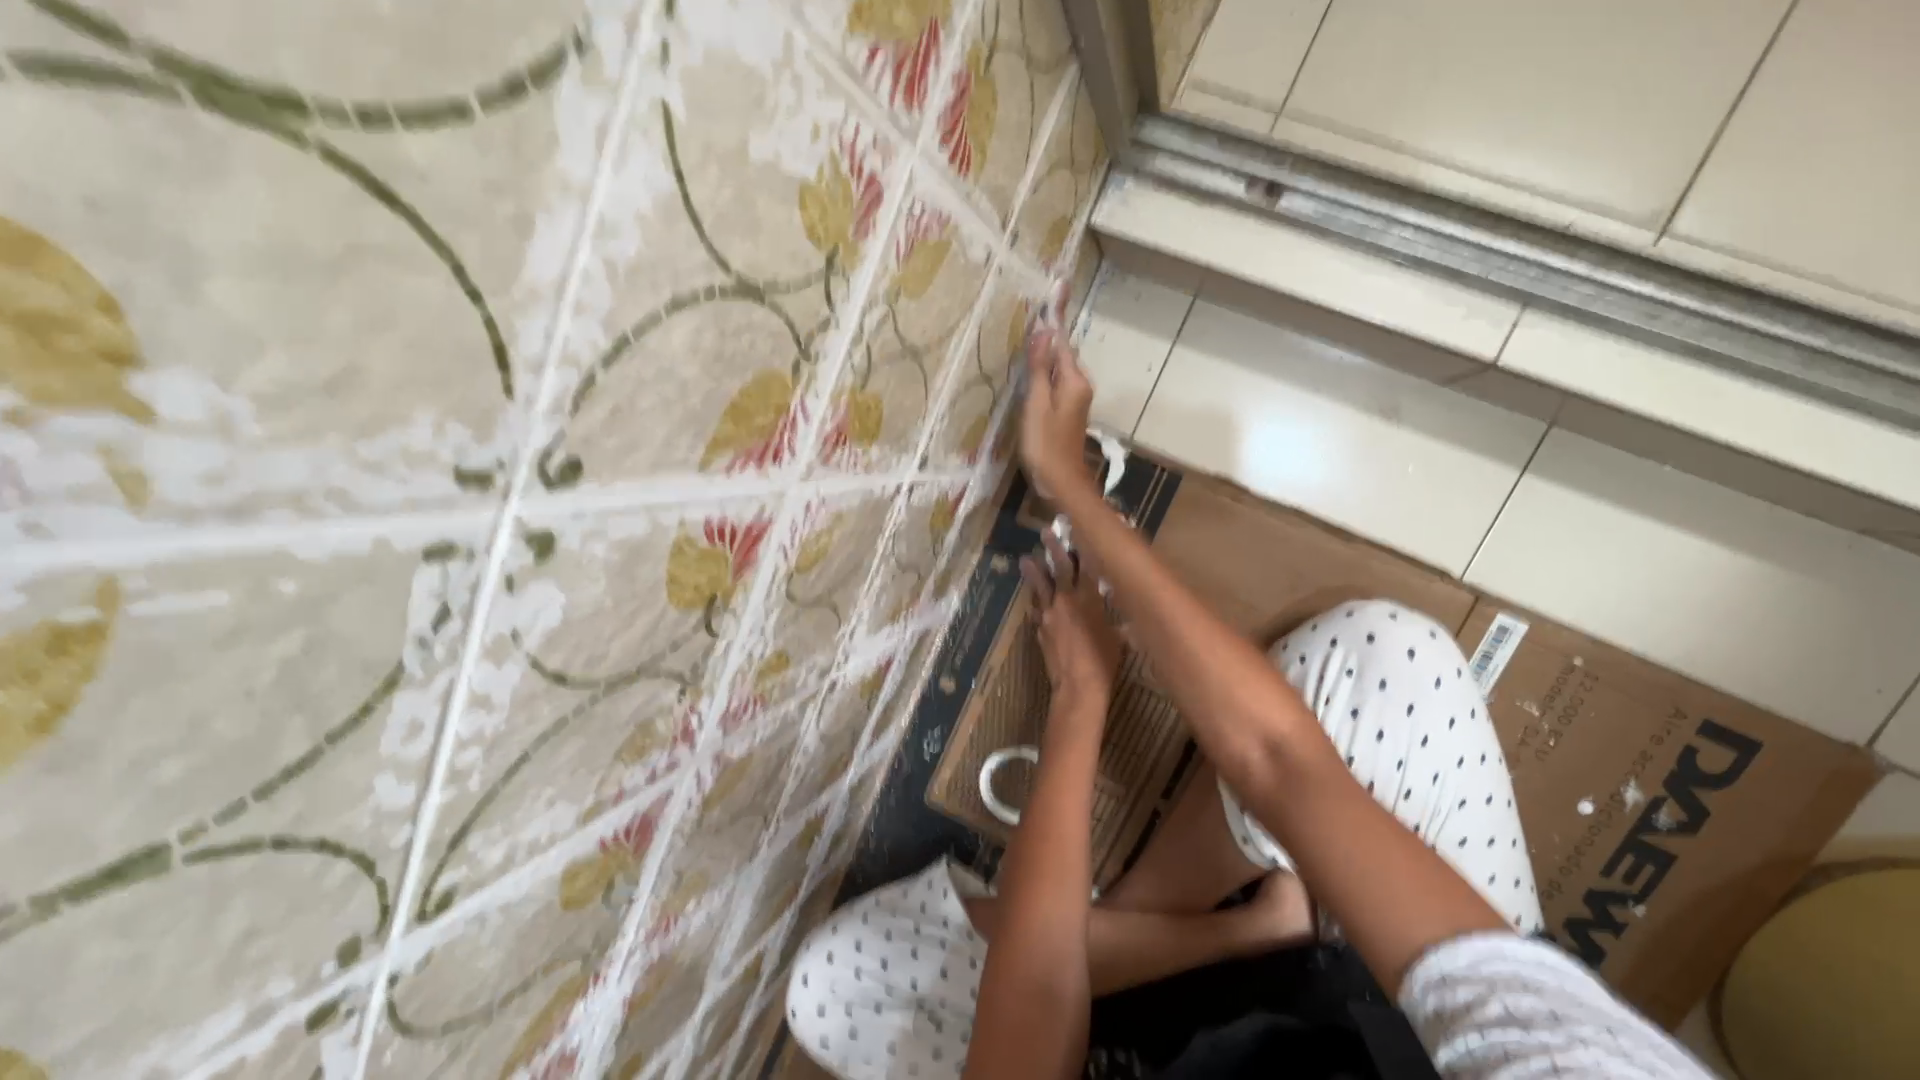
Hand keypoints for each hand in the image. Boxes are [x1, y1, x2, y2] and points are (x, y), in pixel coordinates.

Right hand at [1019, 325, 1096, 501]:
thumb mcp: (1037, 403)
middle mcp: (1081, 386)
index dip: (1048, 327)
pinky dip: (1044, 380)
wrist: (1061, 483)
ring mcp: (1076, 400)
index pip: (1062, 343)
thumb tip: (1044, 331)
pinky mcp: (1068, 413)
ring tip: (1020, 351)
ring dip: (1042, 362)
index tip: (1036, 307)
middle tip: (1021, 330)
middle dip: (1045, 343)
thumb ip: (1040, 368)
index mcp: (1075, 381)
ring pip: (1058, 372)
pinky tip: (1027, 381)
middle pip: (1062, 356)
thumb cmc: (1045, 444)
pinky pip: (1056, 386)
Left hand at [1020, 529, 1120, 721]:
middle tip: (1045, 533)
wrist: (1078, 686)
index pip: (1087, 566)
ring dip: (1034, 572)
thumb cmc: (1105, 661)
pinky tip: (1033, 599)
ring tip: (1025, 559)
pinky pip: (1036, 610)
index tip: (1079, 532)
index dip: (1084, 549)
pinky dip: (1036, 602)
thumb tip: (1122, 617)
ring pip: (1040, 587)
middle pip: (1059, 569)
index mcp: (1089, 598)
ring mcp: (1049, 615)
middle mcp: (1066, 601)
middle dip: (1054, 549)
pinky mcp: (1040, 629)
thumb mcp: (1118, 637)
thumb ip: (1114, 620)